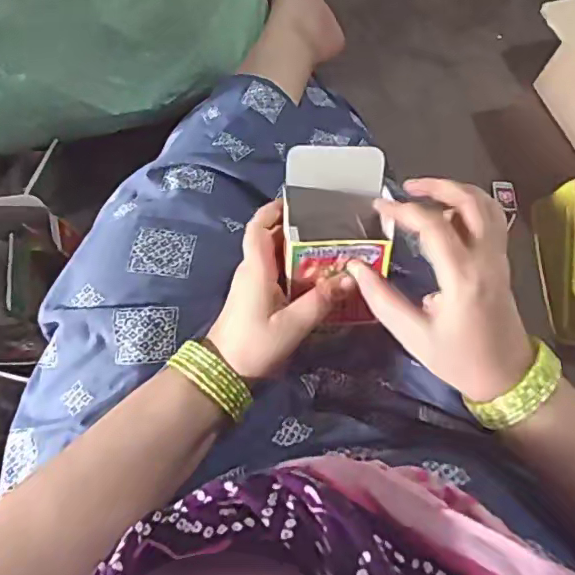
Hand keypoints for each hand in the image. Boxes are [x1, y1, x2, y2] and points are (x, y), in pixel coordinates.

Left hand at [205, 199, 351, 378]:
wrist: (223, 372)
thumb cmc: (254, 344)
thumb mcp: (292, 325)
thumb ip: (321, 300)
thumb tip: (350, 278)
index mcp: (255, 268)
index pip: (258, 227)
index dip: (273, 210)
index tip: (297, 202)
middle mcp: (252, 270)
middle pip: (271, 238)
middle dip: (296, 228)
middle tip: (328, 227)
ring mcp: (252, 284)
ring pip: (275, 256)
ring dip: (298, 250)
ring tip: (330, 248)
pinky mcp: (256, 298)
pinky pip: (276, 273)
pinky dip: (295, 268)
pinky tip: (317, 276)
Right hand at [345, 179, 535, 402]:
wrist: (507, 377)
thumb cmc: (460, 360)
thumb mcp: (413, 335)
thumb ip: (382, 299)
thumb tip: (357, 267)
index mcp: (462, 277)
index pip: (433, 225)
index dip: (402, 211)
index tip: (378, 208)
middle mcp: (486, 260)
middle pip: (470, 202)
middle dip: (437, 186)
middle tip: (406, 188)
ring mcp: (499, 258)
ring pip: (486, 206)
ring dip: (456, 192)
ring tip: (424, 196)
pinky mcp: (501, 262)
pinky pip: (491, 220)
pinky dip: (469, 207)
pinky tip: (446, 217)